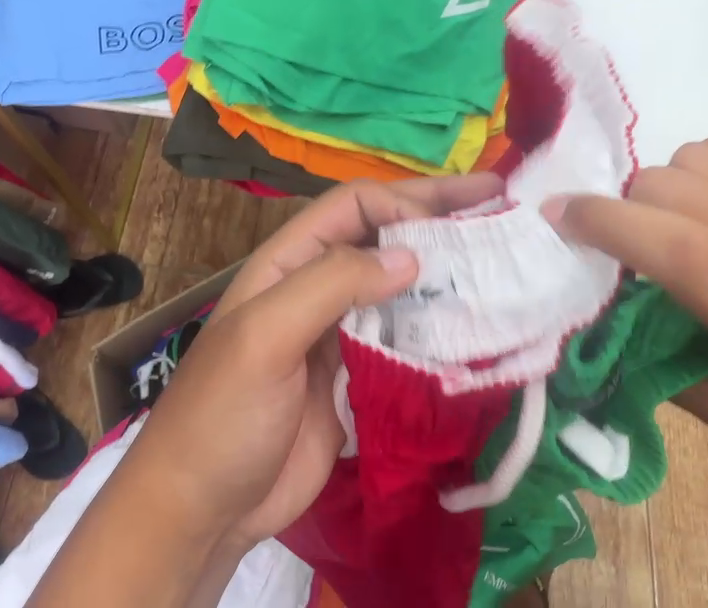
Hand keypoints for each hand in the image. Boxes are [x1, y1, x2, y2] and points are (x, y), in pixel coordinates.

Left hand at [133, 174, 502, 546]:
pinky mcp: (356, 381)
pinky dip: (439, 330)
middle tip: (501, 206)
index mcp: (286, 263)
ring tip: (504, 265)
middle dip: (435, 218)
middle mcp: (315, 289)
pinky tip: (478, 329)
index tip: (458, 218)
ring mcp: (337, 336)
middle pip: (380, 238)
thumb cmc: (224, 413)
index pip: (351, 207)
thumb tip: (409, 255)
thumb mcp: (265, 336)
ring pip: (398, 289)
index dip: (403, 201)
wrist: (204, 505)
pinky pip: (403, 342)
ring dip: (445, 274)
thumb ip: (330, 285)